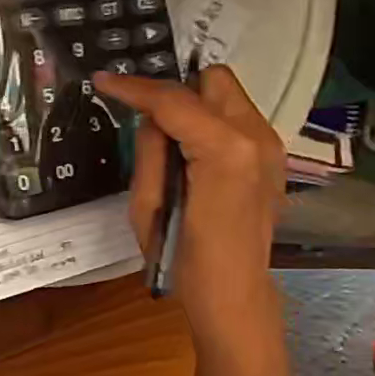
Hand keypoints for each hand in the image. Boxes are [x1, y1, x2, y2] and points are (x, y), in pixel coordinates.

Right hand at [93, 66, 285, 341]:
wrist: (232, 294)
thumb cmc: (181, 259)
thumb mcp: (146, 207)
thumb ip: (150, 152)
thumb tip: (151, 119)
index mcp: (223, 151)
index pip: (174, 100)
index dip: (135, 87)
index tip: (104, 80)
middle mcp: (256, 138)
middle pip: (212, 80)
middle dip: (176, 92)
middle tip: (146, 122)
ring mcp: (269, 147)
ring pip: (227, 95)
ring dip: (193, 107)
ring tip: (169, 145)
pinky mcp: (270, 158)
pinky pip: (236, 119)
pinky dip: (209, 123)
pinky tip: (191, 156)